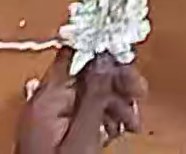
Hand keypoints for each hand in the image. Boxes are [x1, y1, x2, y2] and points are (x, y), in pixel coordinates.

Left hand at [16, 48, 145, 152]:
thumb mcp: (82, 140)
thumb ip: (94, 95)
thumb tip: (107, 54)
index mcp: (46, 99)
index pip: (75, 52)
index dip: (102, 46)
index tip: (128, 49)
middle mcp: (47, 102)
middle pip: (88, 71)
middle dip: (117, 79)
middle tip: (139, 92)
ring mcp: (53, 117)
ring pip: (92, 90)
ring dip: (117, 99)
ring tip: (132, 120)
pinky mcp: (61, 131)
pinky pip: (88, 108)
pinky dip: (108, 114)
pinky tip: (121, 128)